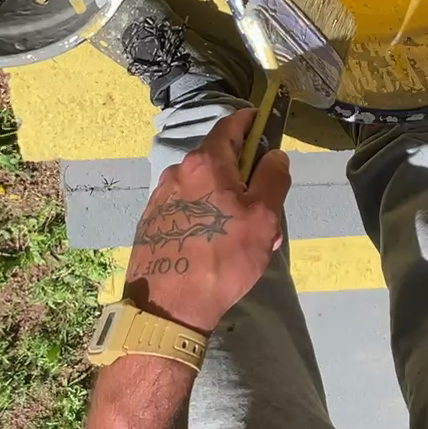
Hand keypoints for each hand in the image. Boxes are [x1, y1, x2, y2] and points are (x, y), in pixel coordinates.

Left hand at [124, 108, 289, 333]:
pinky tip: (217, 248)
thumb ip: (273, 179)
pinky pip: (189, 208)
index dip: (252, 121)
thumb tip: (274, 156)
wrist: (167, 307)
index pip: (231, 126)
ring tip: (244, 239)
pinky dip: (208, 217)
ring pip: (205, 188)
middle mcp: (178, 172)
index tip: (266, 124)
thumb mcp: (263, 219)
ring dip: (228, 201)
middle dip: (246, 176)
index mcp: (206, 164)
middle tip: (266, 209)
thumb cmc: (222, 258)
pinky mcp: (153, 222)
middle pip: (220, 161)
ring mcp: (161, 197)